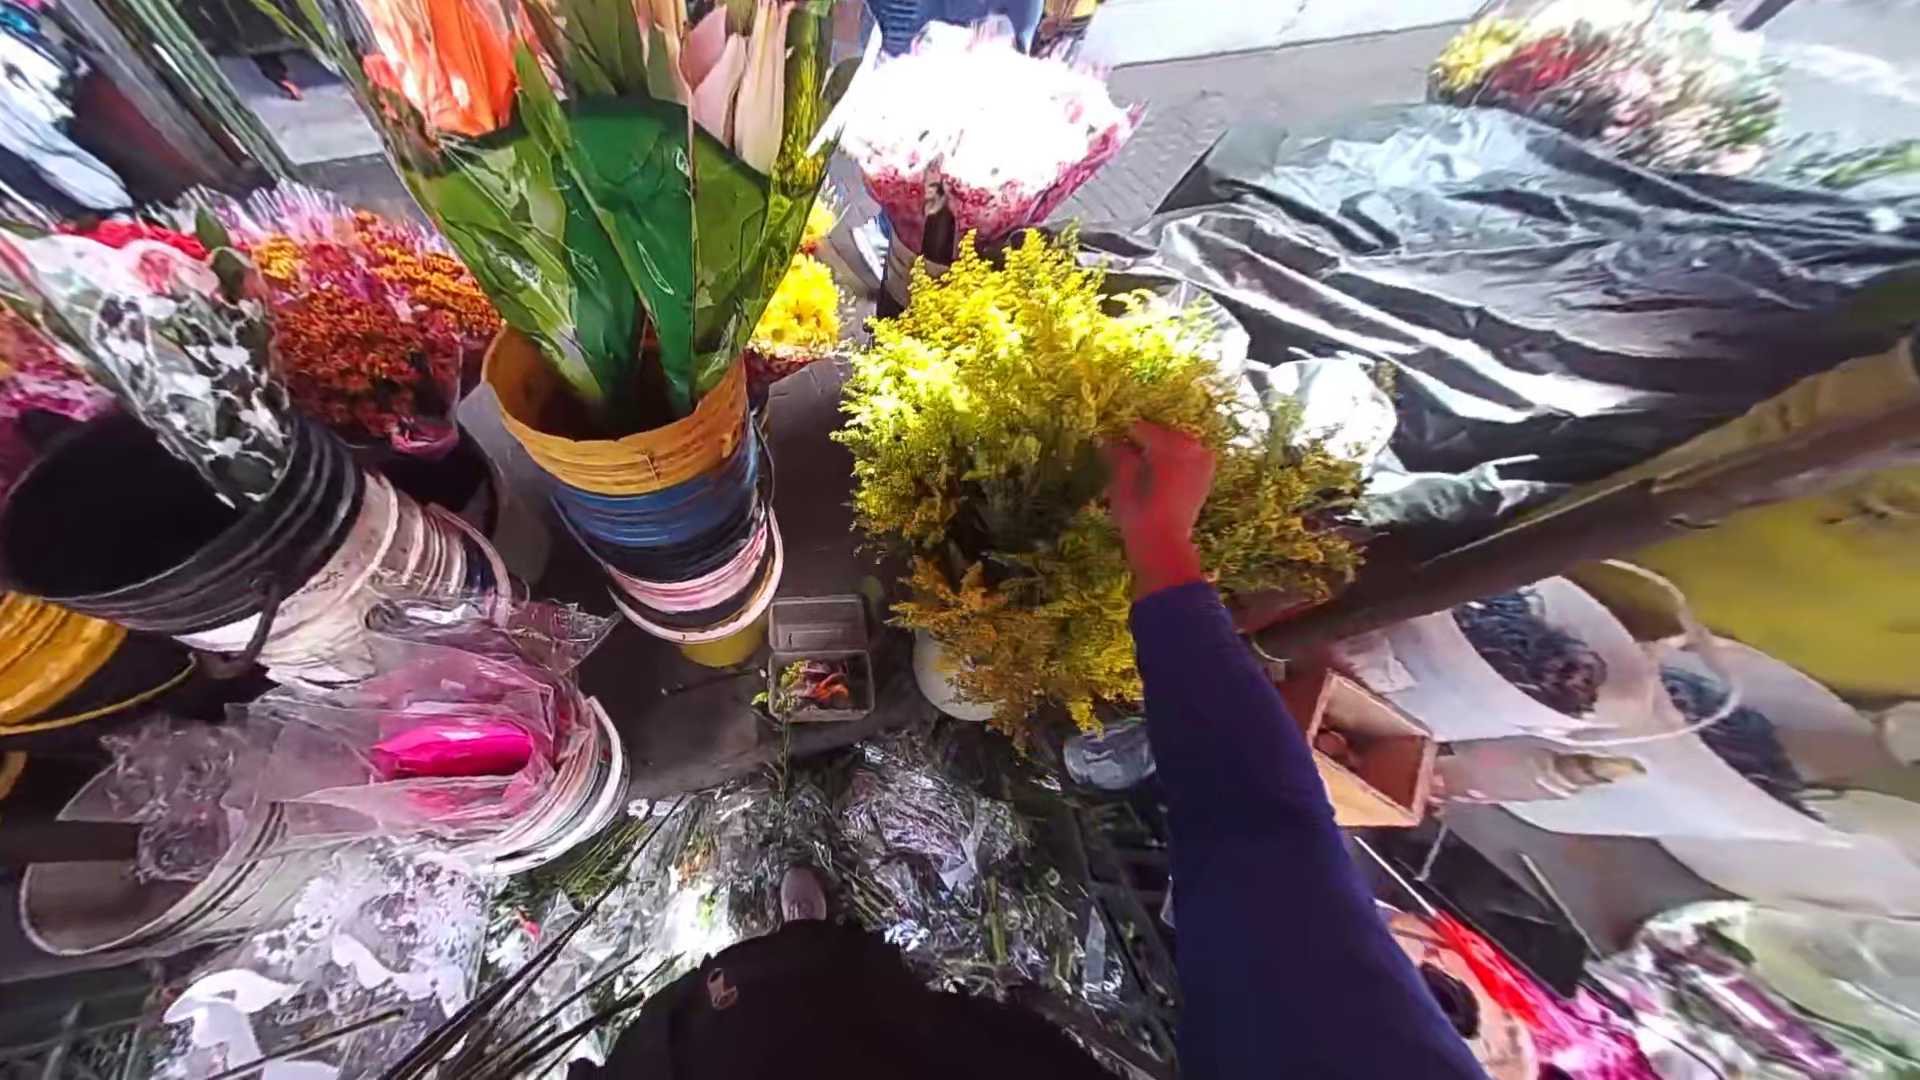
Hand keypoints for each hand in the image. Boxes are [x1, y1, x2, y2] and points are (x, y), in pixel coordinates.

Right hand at [1100, 420, 1214, 599]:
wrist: (1163, 547)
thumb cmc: (1138, 515)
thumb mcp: (1122, 484)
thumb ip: (1117, 457)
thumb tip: (1102, 438)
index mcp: (1170, 448)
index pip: (1143, 429)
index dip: (1124, 435)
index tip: (1110, 441)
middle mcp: (1192, 450)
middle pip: (1162, 435)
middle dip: (1143, 443)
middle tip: (1123, 455)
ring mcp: (1203, 464)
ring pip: (1176, 446)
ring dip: (1158, 452)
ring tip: (1139, 467)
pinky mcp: (1204, 478)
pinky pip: (1187, 458)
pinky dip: (1172, 462)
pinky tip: (1156, 476)